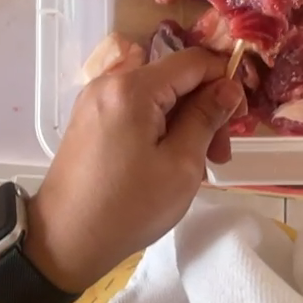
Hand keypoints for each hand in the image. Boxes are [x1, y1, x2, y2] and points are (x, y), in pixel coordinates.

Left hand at [27, 48, 243, 289]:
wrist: (63, 241)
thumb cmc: (128, 207)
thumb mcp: (181, 165)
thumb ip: (207, 117)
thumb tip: (228, 86)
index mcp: (133, 88)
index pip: (193, 61)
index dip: (224, 80)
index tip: (240, 118)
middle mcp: (111, 82)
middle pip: (174, 78)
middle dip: (205, 108)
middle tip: (221, 155)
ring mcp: (96, 100)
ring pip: (156, 96)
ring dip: (185, 121)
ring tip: (199, 165)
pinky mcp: (90, 119)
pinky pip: (136, 110)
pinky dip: (160, 127)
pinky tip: (170, 161)